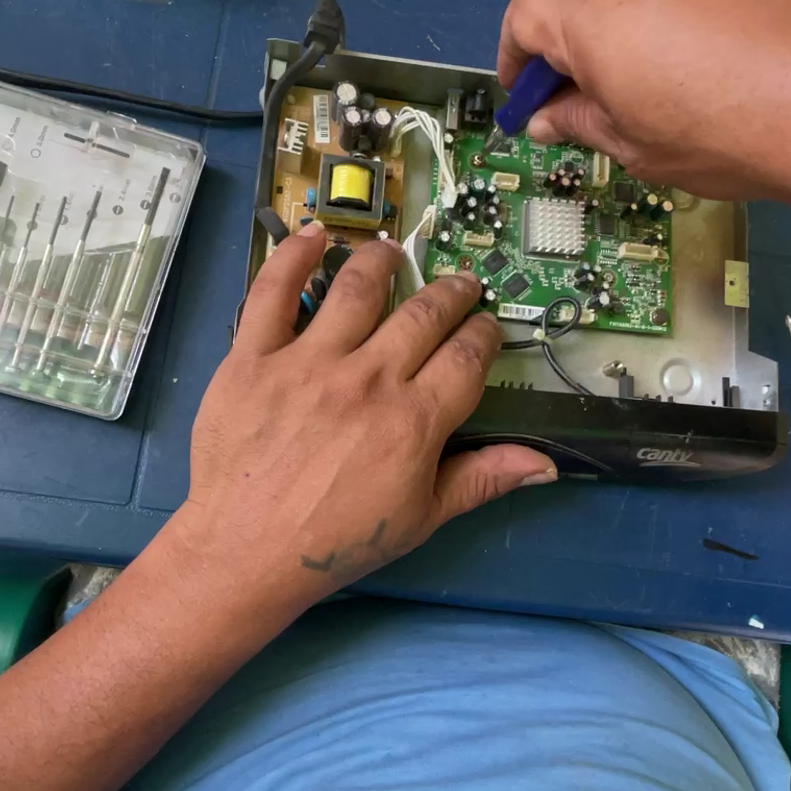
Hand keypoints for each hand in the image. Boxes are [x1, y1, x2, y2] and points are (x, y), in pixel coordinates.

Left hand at [173, 225, 556, 606]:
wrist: (244, 553)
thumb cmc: (338, 542)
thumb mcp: (421, 519)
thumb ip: (482, 481)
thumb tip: (545, 463)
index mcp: (415, 420)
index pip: (467, 356)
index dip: (484, 334)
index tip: (485, 326)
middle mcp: (369, 378)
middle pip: (423, 314)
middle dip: (451, 292)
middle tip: (458, 284)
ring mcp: (308, 362)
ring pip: (357, 288)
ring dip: (383, 261)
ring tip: (392, 251)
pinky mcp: (254, 356)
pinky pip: (274, 292)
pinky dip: (294, 257)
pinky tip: (314, 236)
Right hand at [497, 0, 790, 219]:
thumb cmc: (724, 138)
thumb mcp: (636, 149)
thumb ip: (580, 124)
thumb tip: (546, 117)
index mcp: (598, 14)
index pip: (525, 13)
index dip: (515, 58)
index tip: (527, 100)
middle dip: (574, 52)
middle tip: (595, 108)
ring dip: (629, 36)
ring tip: (665, 92)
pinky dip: (683, 23)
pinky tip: (722, 69)